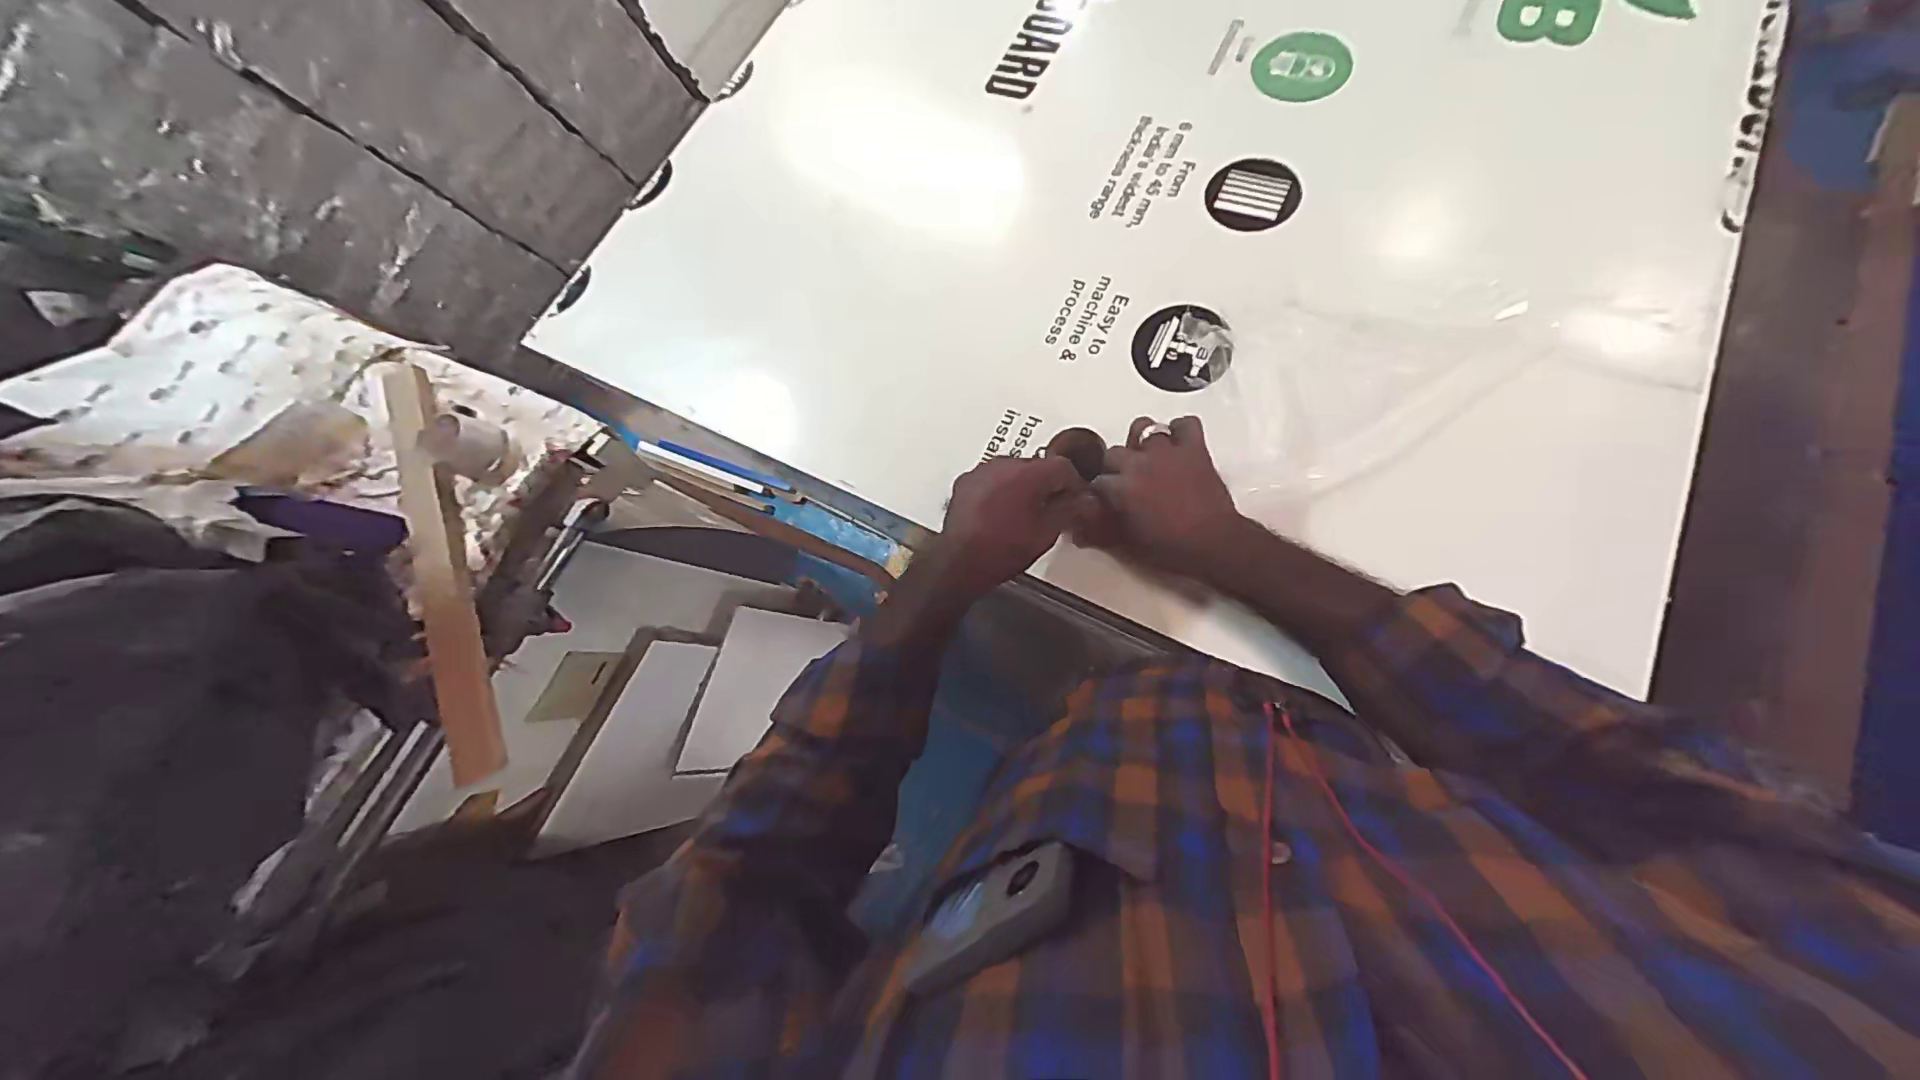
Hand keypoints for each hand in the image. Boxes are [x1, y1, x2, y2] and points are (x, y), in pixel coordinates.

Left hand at [929, 455, 1087, 597]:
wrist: (960, 563)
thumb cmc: (999, 551)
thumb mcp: (1045, 533)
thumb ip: (1070, 510)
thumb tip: (1084, 501)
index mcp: (1027, 473)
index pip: (1062, 466)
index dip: (1074, 484)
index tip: (1076, 497)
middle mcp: (1002, 465)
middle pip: (1036, 466)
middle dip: (1047, 485)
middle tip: (1053, 508)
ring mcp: (981, 472)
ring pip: (1013, 471)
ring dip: (1022, 486)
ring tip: (1025, 514)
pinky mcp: (966, 482)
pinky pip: (992, 479)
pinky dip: (1000, 490)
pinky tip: (1002, 513)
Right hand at [1079, 416, 1249, 574]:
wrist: (1213, 544)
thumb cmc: (1174, 547)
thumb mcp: (1128, 544)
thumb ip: (1102, 530)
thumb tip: (1084, 531)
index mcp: (1120, 487)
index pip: (1097, 480)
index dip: (1100, 490)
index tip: (1104, 497)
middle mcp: (1139, 464)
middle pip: (1114, 452)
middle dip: (1115, 465)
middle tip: (1123, 480)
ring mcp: (1167, 453)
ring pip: (1144, 428)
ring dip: (1142, 441)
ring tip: (1145, 455)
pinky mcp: (1193, 449)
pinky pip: (1185, 424)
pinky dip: (1180, 430)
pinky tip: (1176, 444)